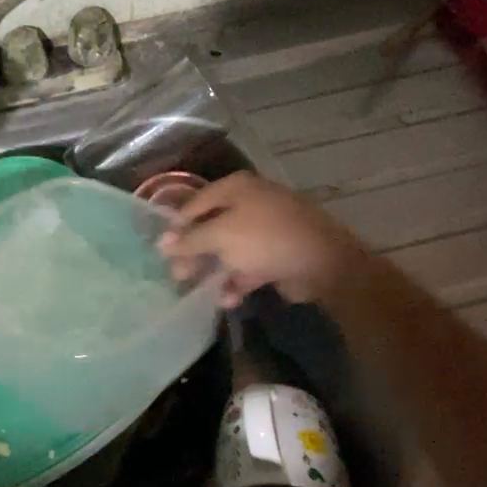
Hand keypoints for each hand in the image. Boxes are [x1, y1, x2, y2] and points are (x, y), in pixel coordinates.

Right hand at [160, 172, 369, 307]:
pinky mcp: (278, 254)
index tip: (162, 250)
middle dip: (194, 253)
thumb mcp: (220, 236)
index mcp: (236, 188)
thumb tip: (162, 243)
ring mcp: (266, 229)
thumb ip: (189, 239)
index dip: (177, 227)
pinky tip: (227, 299)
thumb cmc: (265, 238)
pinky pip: (249, 265)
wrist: (324, 263)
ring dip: (214, 270)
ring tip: (197, 290)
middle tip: (178, 274)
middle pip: (212, 227)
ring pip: (230, 249)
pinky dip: (237, 281)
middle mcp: (251, 203)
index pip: (195, 203)